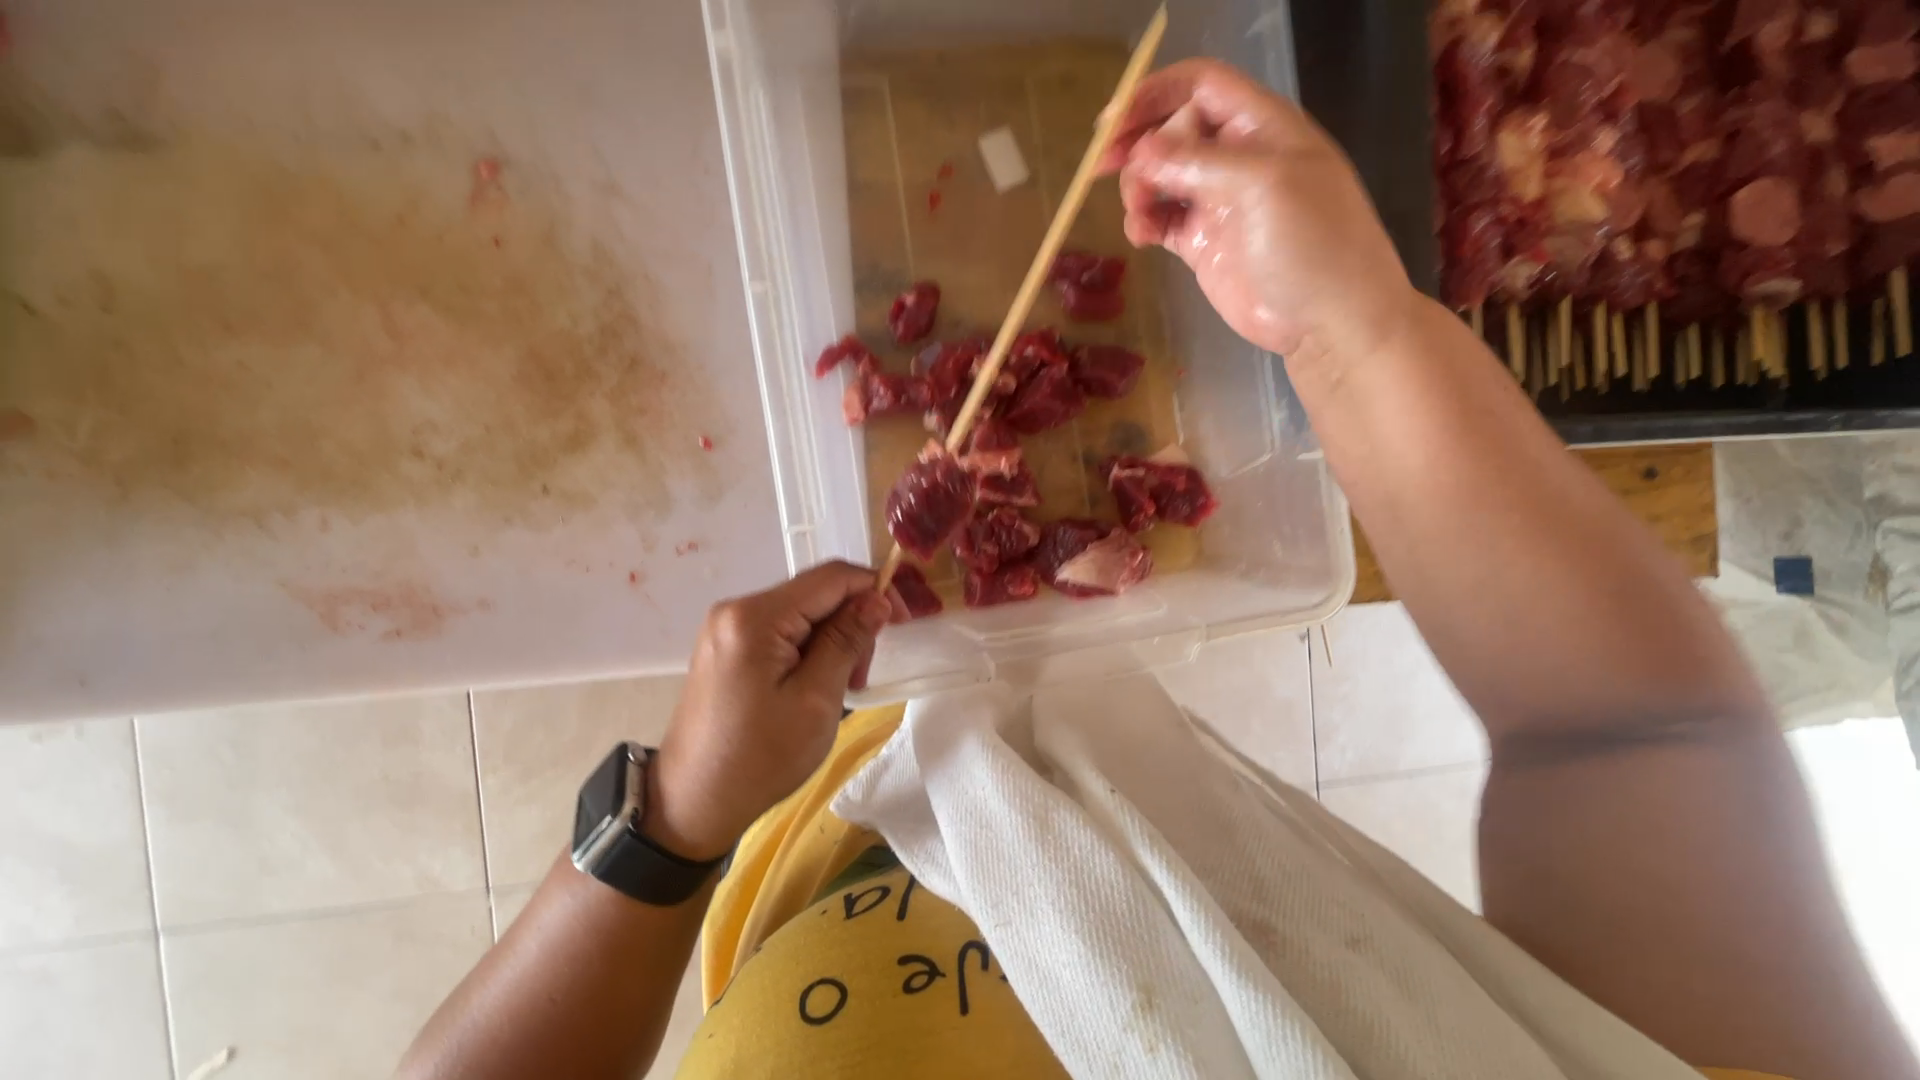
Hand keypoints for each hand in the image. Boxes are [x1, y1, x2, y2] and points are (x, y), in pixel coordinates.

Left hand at [647, 562, 894, 861]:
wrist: (693, 802)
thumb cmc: (760, 758)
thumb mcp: (816, 701)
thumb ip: (847, 641)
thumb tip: (877, 599)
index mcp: (755, 617)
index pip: (831, 577)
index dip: (874, 589)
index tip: (903, 623)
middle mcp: (736, 608)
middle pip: (815, 593)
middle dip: (851, 623)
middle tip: (861, 677)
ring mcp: (726, 627)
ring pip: (801, 613)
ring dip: (832, 640)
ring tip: (838, 688)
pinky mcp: (726, 647)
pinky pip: (781, 631)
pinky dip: (808, 650)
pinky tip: (813, 685)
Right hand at [1099, 58, 1419, 367]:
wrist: (1327, 320)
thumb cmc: (1313, 243)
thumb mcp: (1263, 186)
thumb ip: (1200, 163)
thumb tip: (1140, 152)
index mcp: (1260, 127)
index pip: (1200, 86)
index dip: (1154, 93)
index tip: (1112, 121)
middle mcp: (1236, 157)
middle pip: (1171, 130)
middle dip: (1138, 147)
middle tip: (1106, 169)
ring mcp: (1217, 201)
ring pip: (1159, 176)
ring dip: (1137, 188)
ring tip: (1138, 215)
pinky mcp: (1202, 242)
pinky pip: (1160, 219)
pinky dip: (1142, 222)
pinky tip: (1140, 236)